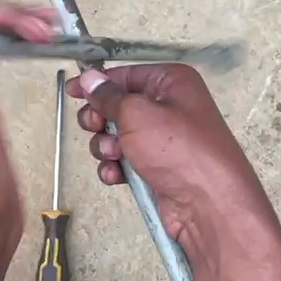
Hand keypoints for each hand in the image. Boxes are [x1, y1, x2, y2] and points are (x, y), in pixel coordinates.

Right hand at [68, 64, 275, 258]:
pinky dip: (115, 167)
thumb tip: (90, 78)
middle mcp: (170, 108)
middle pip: (118, 106)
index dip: (98, 83)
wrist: (208, 205)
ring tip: (114, 156)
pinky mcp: (157, 168)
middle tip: (94, 127)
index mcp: (172, 83)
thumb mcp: (137, 114)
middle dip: (101, 119)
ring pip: (117, 136)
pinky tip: (116, 176)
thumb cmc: (179, 150)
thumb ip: (108, 96)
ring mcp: (163, 141)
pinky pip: (125, 161)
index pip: (126, 75)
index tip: (72, 91)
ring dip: (106, 146)